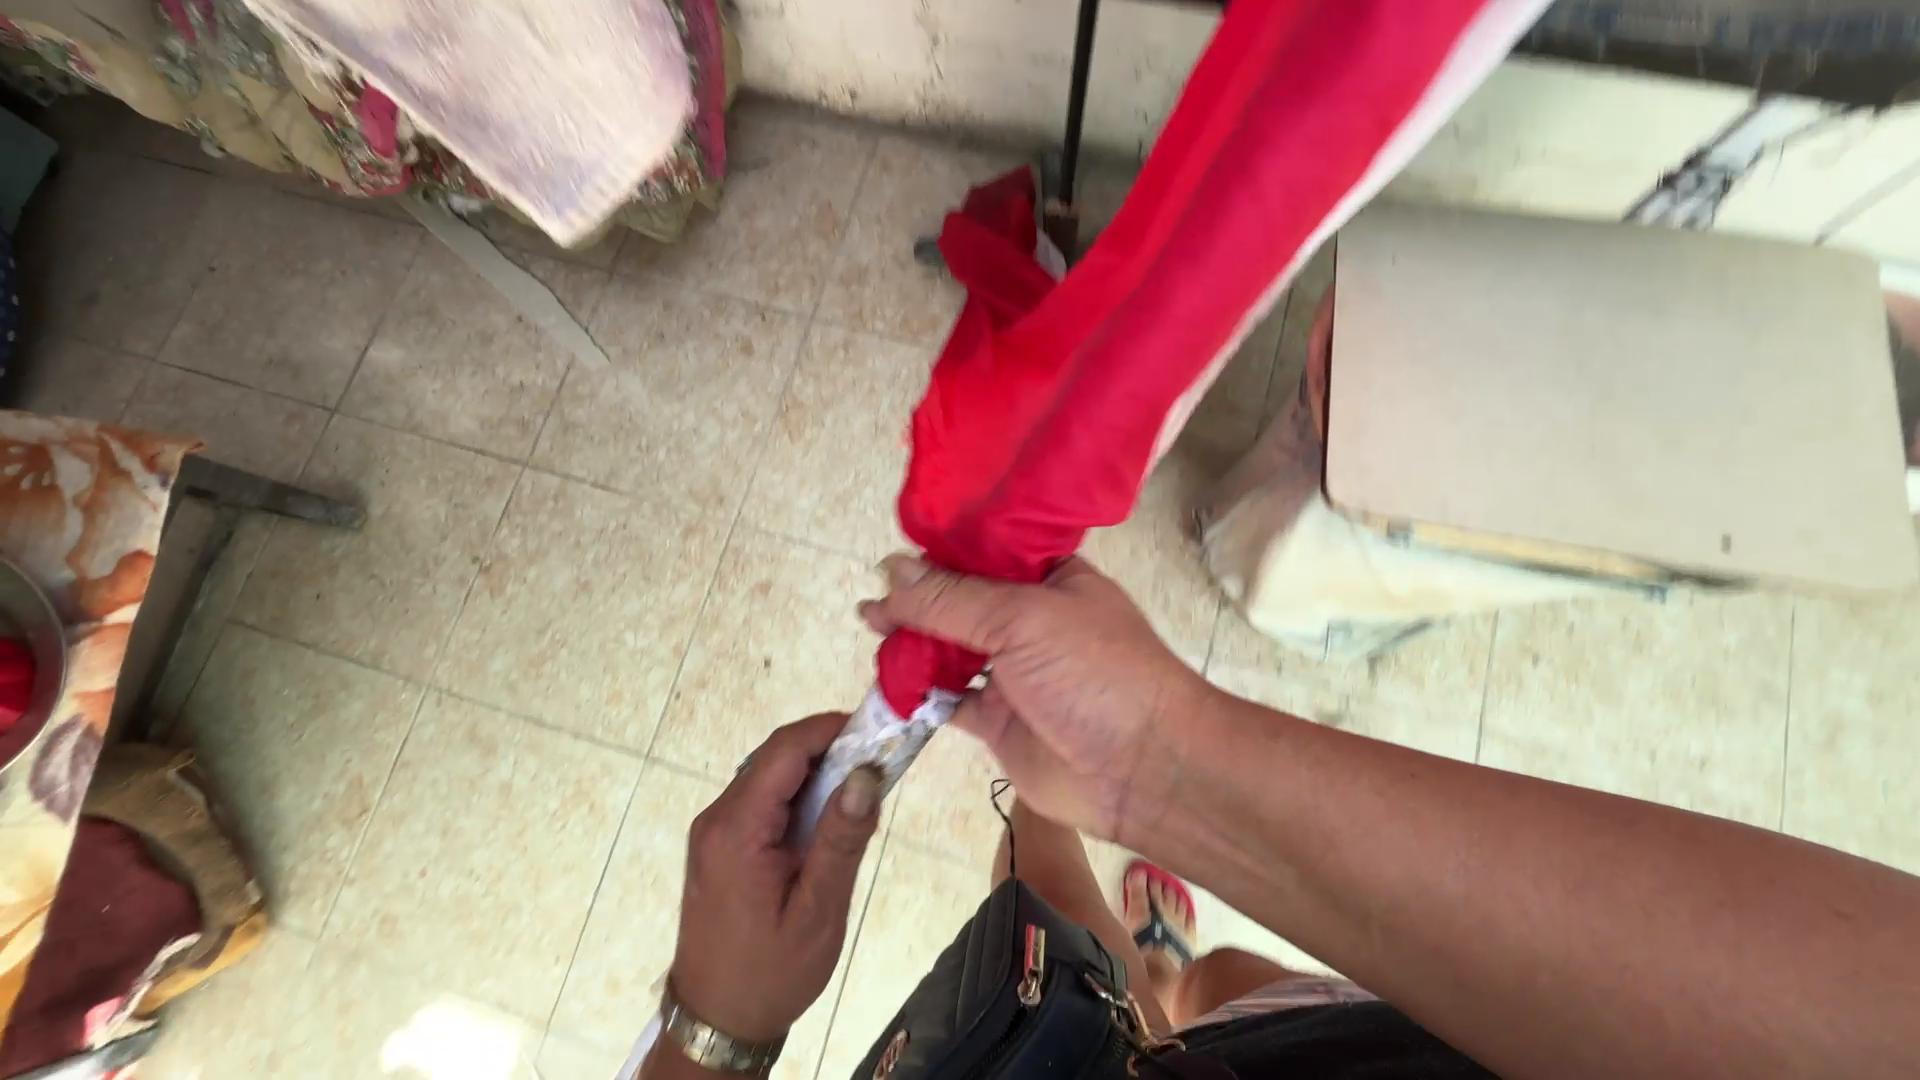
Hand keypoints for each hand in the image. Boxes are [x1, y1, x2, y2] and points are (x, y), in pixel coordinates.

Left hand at [669, 714, 883, 1043]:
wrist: (716, 1022)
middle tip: (878, 760)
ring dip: (816, 770)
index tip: (877, 732)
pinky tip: (828, 815)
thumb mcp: (818, 911)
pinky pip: (762, 798)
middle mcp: (717, 818)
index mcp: (736, 830)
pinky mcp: (720, 842)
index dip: (830, 729)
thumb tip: (867, 772)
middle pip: (775, 756)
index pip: (784, 751)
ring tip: (861, 787)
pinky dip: (799, 794)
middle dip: (828, 747)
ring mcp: (715, 829)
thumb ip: (842, 839)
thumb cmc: (771, 972)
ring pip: (770, 774)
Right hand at [859, 554, 1214, 843]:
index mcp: (1048, 578)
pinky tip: (889, 682)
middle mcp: (1029, 619)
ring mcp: (1013, 671)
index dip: (939, 554)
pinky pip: (949, 699)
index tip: (891, 556)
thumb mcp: (1022, 618)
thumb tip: (890, 570)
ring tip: (872, 633)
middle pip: (960, 602)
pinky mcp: (999, 720)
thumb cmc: (1094, 672)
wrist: (1143, 770)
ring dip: (913, 644)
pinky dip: (919, 692)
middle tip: (872, 607)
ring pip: (949, 650)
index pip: (983, 554)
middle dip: (917, 602)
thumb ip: (952, 598)